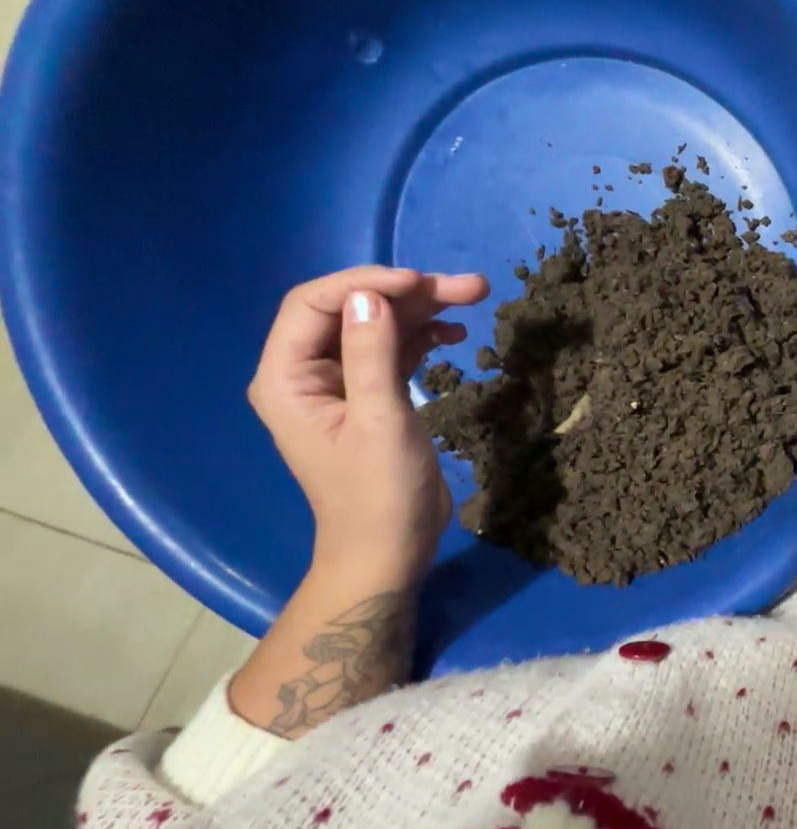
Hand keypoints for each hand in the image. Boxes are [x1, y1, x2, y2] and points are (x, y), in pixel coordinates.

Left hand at [247, 266, 489, 579]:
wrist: (391, 546)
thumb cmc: (378, 491)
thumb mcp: (380, 420)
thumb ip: (372, 355)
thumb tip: (373, 295)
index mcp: (288, 377)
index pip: (315, 305)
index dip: (366, 283)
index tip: (421, 281)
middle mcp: (309, 373)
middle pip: (354, 311)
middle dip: (409, 293)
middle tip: (471, 287)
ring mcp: (344, 385)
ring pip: (381, 327)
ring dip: (426, 310)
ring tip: (475, 297)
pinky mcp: (375, 397)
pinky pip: (396, 351)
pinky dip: (426, 337)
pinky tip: (457, 334)